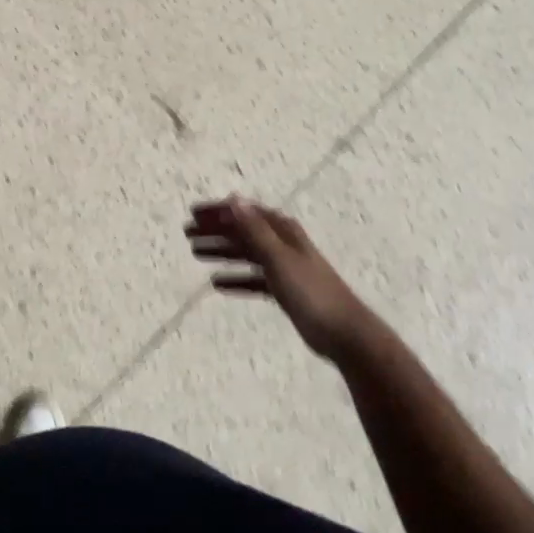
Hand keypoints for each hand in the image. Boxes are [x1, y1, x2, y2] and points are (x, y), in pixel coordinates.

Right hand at [186, 197, 374, 361]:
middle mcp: (282, 244)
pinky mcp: (285, 290)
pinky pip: (253, 278)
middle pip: (243, 231)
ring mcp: (284, 268)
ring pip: (246, 253)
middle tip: (188, 233)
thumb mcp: (278, 258)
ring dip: (222, 251)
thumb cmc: (311, 292)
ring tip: (195, 253)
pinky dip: (236, 278)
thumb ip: (254, 230)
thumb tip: (233, 199)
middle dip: (216, 230)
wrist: (345, 333)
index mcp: (282, 231)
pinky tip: (217, 284)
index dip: (219, 211)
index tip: (193, 214)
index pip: (245, 213)